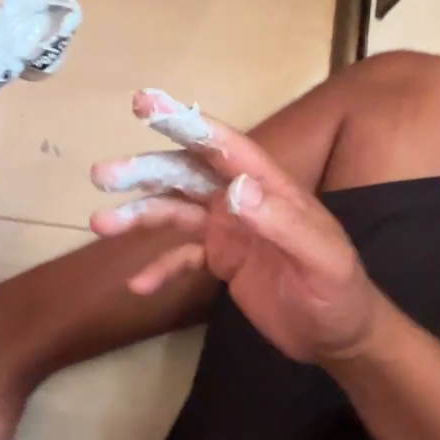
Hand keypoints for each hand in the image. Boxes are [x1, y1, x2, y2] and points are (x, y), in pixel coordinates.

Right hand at [90, 91, 382, 364]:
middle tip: (103, 173)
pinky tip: (137, 284)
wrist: (339, 336)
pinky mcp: (222, 261)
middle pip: (187, 175)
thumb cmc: (340, 293)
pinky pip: (182, 258)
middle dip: (147, 171)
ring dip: (140, 215)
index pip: (225, 148)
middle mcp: (243, 201)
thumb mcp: (320, 258)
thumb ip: (282, 222)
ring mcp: (230, 230)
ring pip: (175, 212)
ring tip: (100, 224)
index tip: (147, 104)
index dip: (188, 124)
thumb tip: (235, 188)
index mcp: (271, 188)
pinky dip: (160, 267)